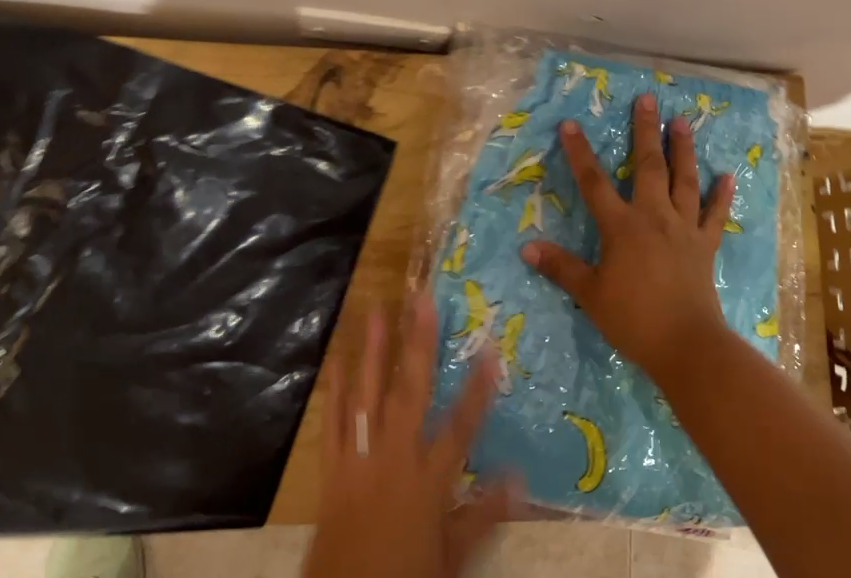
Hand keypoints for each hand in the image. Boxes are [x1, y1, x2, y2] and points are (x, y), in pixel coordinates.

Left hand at [303, 296, 514, 577]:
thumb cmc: (406, 574)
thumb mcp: (453, 555)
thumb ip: (483, 514)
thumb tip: (518, 478)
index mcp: (429, 479)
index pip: (461, 425)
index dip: (478, 387)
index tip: (490, 348)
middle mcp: (394, 457)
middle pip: (411, 392)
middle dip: (418, 344)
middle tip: (422, 301)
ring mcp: (359, 458)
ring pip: (368, 395)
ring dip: (373, 351)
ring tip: (377, 311)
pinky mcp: (332, 467)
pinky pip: (332, 422)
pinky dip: (334, 390)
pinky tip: (336, 359)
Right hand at [521, 92, 735, 382]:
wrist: (687, 346)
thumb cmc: (633, 320)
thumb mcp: (589, 295)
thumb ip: (561, 267)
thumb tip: (527, 247)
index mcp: (621, 227)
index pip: (594, 182)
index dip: (580, 153)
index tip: (571, 124)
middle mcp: (653, 217)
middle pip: (647, 166)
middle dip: (645, 131)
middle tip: (648, 99)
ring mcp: (684, 229)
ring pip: (684, 181)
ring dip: (683, 150)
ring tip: (683, 122)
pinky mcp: (705, 246)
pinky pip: (715, 215)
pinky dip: (721, 196)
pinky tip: (727, 176)